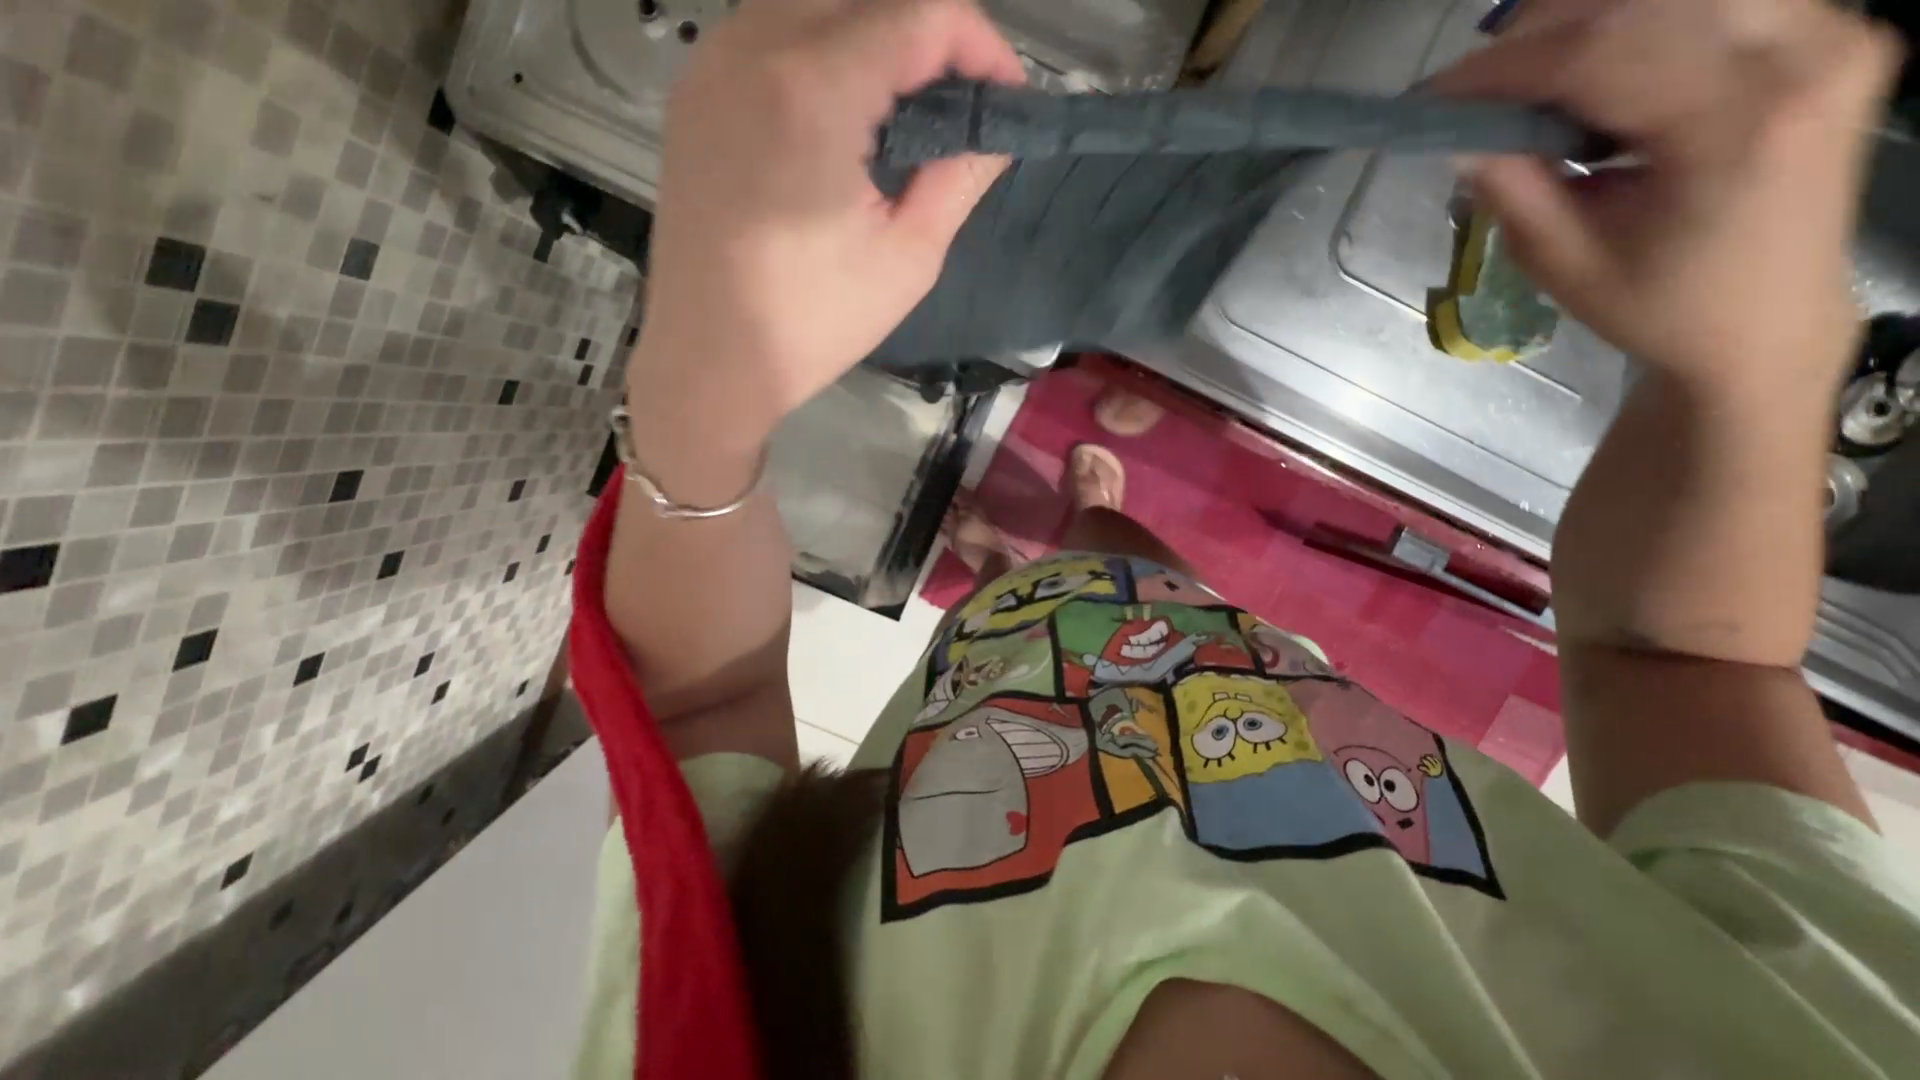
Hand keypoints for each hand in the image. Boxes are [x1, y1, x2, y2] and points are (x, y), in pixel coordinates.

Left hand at [629, 0, 1023, 451]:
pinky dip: (824, 47)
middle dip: (932, 33)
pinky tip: (846, 110)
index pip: (920, 13)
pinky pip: (772, 29)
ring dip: (876, 33)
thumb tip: (995, 129)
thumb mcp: (910, 256)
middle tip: (963, 100)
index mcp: (812, 89)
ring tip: (910, 103)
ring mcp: (712, 63)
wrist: (707, 361)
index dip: (981, 45)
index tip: (1008, 98)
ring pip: (816, 0)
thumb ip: (961, 173)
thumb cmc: (812, 323)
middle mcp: (752, 48)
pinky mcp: (695, 89)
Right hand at [1432, 0, 1901, 395]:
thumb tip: (1459, 133)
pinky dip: (1630, 24)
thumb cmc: (1662, 308)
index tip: (1433, 96)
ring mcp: (1826, 29)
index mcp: (1738, 124)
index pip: (1602, 51)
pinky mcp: (1823, 27)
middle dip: (1541, 32)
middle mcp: (1802, 52)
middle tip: (1481, 88)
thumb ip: (1511, 187)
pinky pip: (1702, 1)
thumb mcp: (1564, 262)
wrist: (1768, 321)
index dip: (1505, 66)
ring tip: (1534, 83)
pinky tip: (1596, 76)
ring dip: (1583, 24)